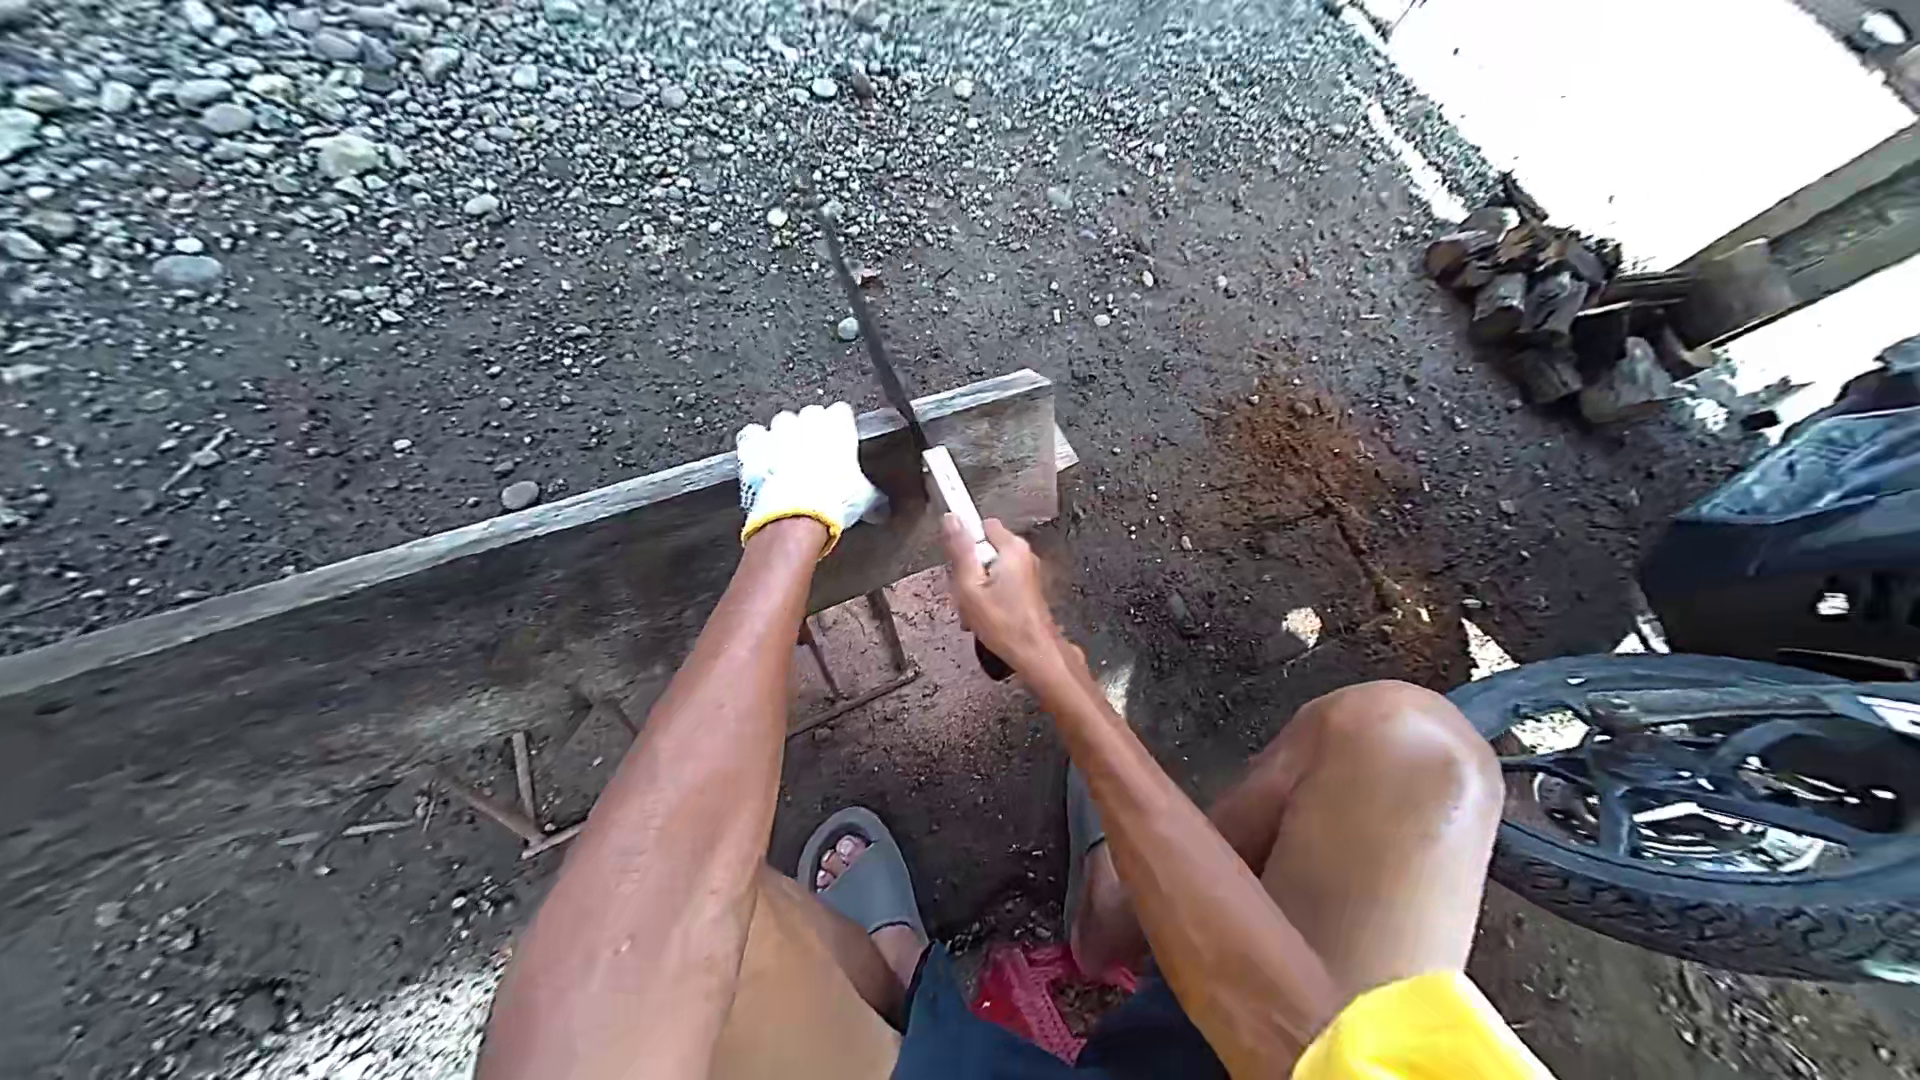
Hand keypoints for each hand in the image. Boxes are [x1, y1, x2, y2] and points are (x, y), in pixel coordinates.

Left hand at [737, 402, 881, 555]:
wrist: (797, 514)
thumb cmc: (834, 500)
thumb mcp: (864, 498)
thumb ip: (874, 495)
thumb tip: (881, 509)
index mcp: (839, 423)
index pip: (841, 413)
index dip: (840, 429)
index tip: (840, 444)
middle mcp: (808, 418)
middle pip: (810, 415)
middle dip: (811, 432)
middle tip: (815, 458)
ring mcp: (778, 429)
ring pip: (781, 423)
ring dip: (784, 438)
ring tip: (788, 462)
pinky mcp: (754, 444)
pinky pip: (753, 436)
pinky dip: (756, 446)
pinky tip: (762, 461)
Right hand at [941, 516, 1075, 676]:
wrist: (1034, 653)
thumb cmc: (1006, 625)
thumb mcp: (970, 586)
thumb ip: (960, 550)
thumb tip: (951, 519)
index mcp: (1012, 548)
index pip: (981, 524)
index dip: (964, 542)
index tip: (955, 559)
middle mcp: (1023, 555)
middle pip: (983, 549)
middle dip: (969, 569)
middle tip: (965, 591)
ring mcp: (1026, 572)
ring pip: (989, 569)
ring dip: (976, 586)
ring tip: (974, 608)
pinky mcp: (1025, 588)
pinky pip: (998, 583)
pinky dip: (988, 596)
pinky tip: (984, 615)